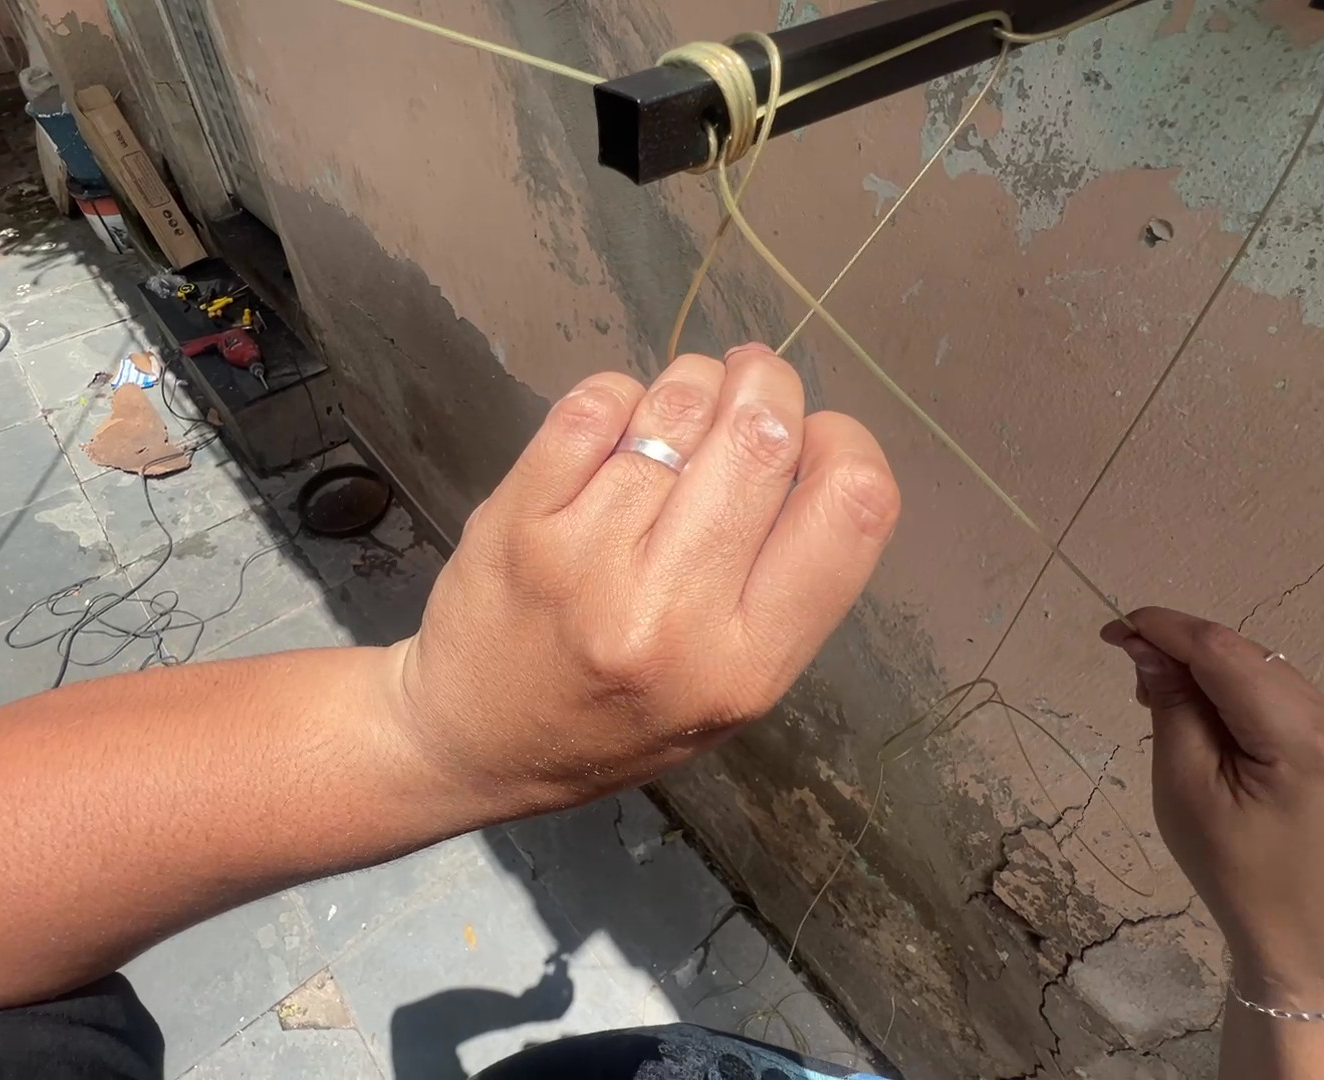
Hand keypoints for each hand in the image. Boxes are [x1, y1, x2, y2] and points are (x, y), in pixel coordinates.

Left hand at [392, 345, 899, 812]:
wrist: (474, 737)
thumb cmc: (613, 721)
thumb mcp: (728, 694)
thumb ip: (781, 586)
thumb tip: (805, 442)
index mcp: (745, 664)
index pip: (849, 508)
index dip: (845, 443)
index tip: (814, 439)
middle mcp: (670, 612)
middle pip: (760, 437)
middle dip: (766, 385)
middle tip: (752, 385)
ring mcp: (585, 559)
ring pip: (676, 406)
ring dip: (694, 385)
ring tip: (681, 410)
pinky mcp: (519, 516)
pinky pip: (597, 402)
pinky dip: (620, 394)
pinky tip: (614, 428)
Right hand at [1101, 608, 1323, 1008]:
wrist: (1299, 927)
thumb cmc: (1229, 862)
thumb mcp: (1183, 782)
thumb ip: (1171, 705)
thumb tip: (1145, 646)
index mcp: (1304, 738)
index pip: (1225, 652)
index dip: (1164, 628)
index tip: (1110, 630)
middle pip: (1242, 652)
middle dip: (1177, 646)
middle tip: (1127, 671)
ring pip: (1255, 665)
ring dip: (1198, 666)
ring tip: (1156, 698)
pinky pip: (1270, 688)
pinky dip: (1223, 685)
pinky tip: (1196, 709)